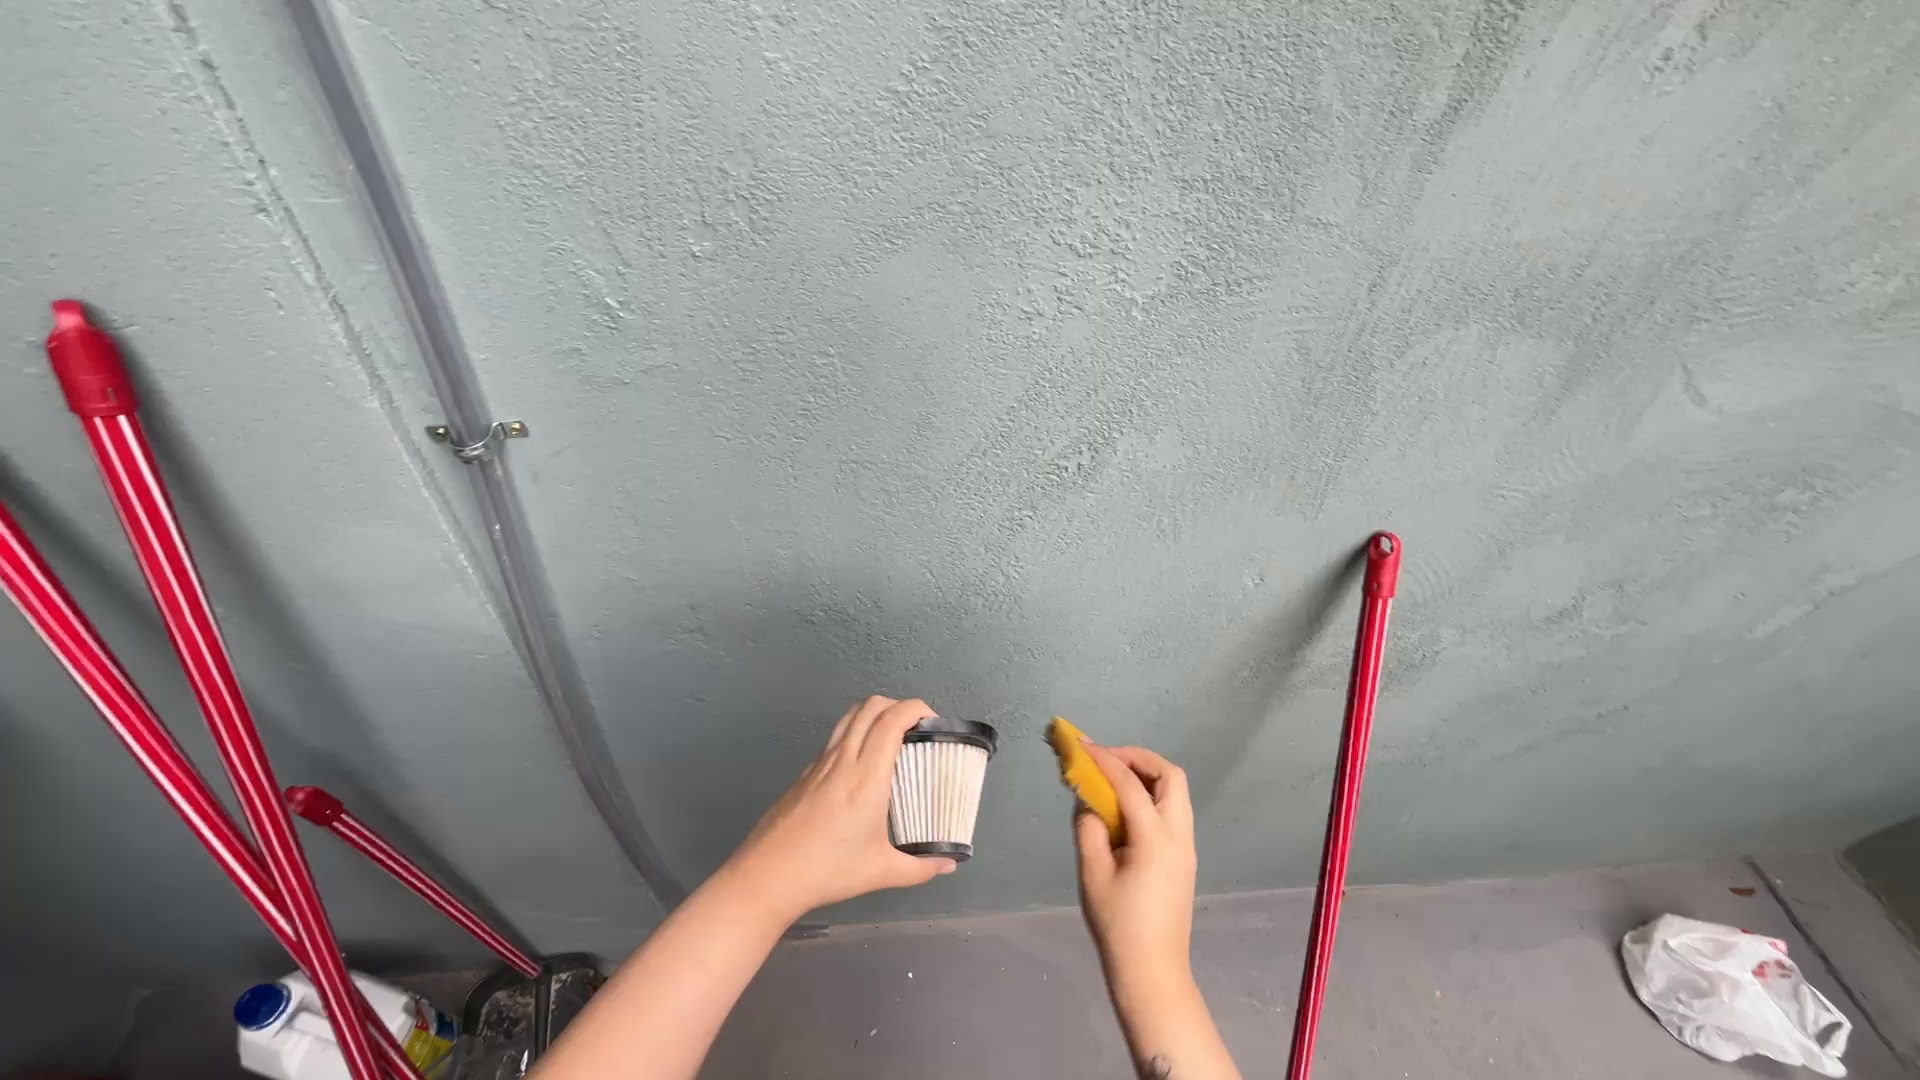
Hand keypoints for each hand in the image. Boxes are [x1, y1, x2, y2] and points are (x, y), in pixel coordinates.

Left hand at [719, 696, 955, 922]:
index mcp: (866, 778)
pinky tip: (861, 766)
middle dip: (898, 705)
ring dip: (874, 714)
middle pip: (870, 706)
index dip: (915, 708)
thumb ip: (920, 868)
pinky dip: (855, 735)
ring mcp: (819, 763)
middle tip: (916, 728)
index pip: (891, 721)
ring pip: (849, 717)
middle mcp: (843, 761)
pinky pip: (834, 739)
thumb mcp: (881, 872)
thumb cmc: (827, 872)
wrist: (768, 876)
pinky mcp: (804, 773)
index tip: (933, 720)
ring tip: (892, 738)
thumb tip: (948, 864)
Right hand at [1073, 741, 1197, 987]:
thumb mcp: (1093, 874)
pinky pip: (1172, 811)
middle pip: (1170, 775)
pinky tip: (1124, 808)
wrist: (1152, 972)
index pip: (1129, 783)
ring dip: (1146, 775)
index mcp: (1156, 838)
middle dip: (1137, 758)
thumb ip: (1089, 829)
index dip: (1104, 759)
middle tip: (1106, 760)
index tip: (1081, 745)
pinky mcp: (1184, 858)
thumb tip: (1089, 803)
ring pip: (1175, 792)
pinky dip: (1151, 796)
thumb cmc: (1118, 926)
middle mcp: (1179, 835)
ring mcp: (1187, 847)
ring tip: (1112, 780)